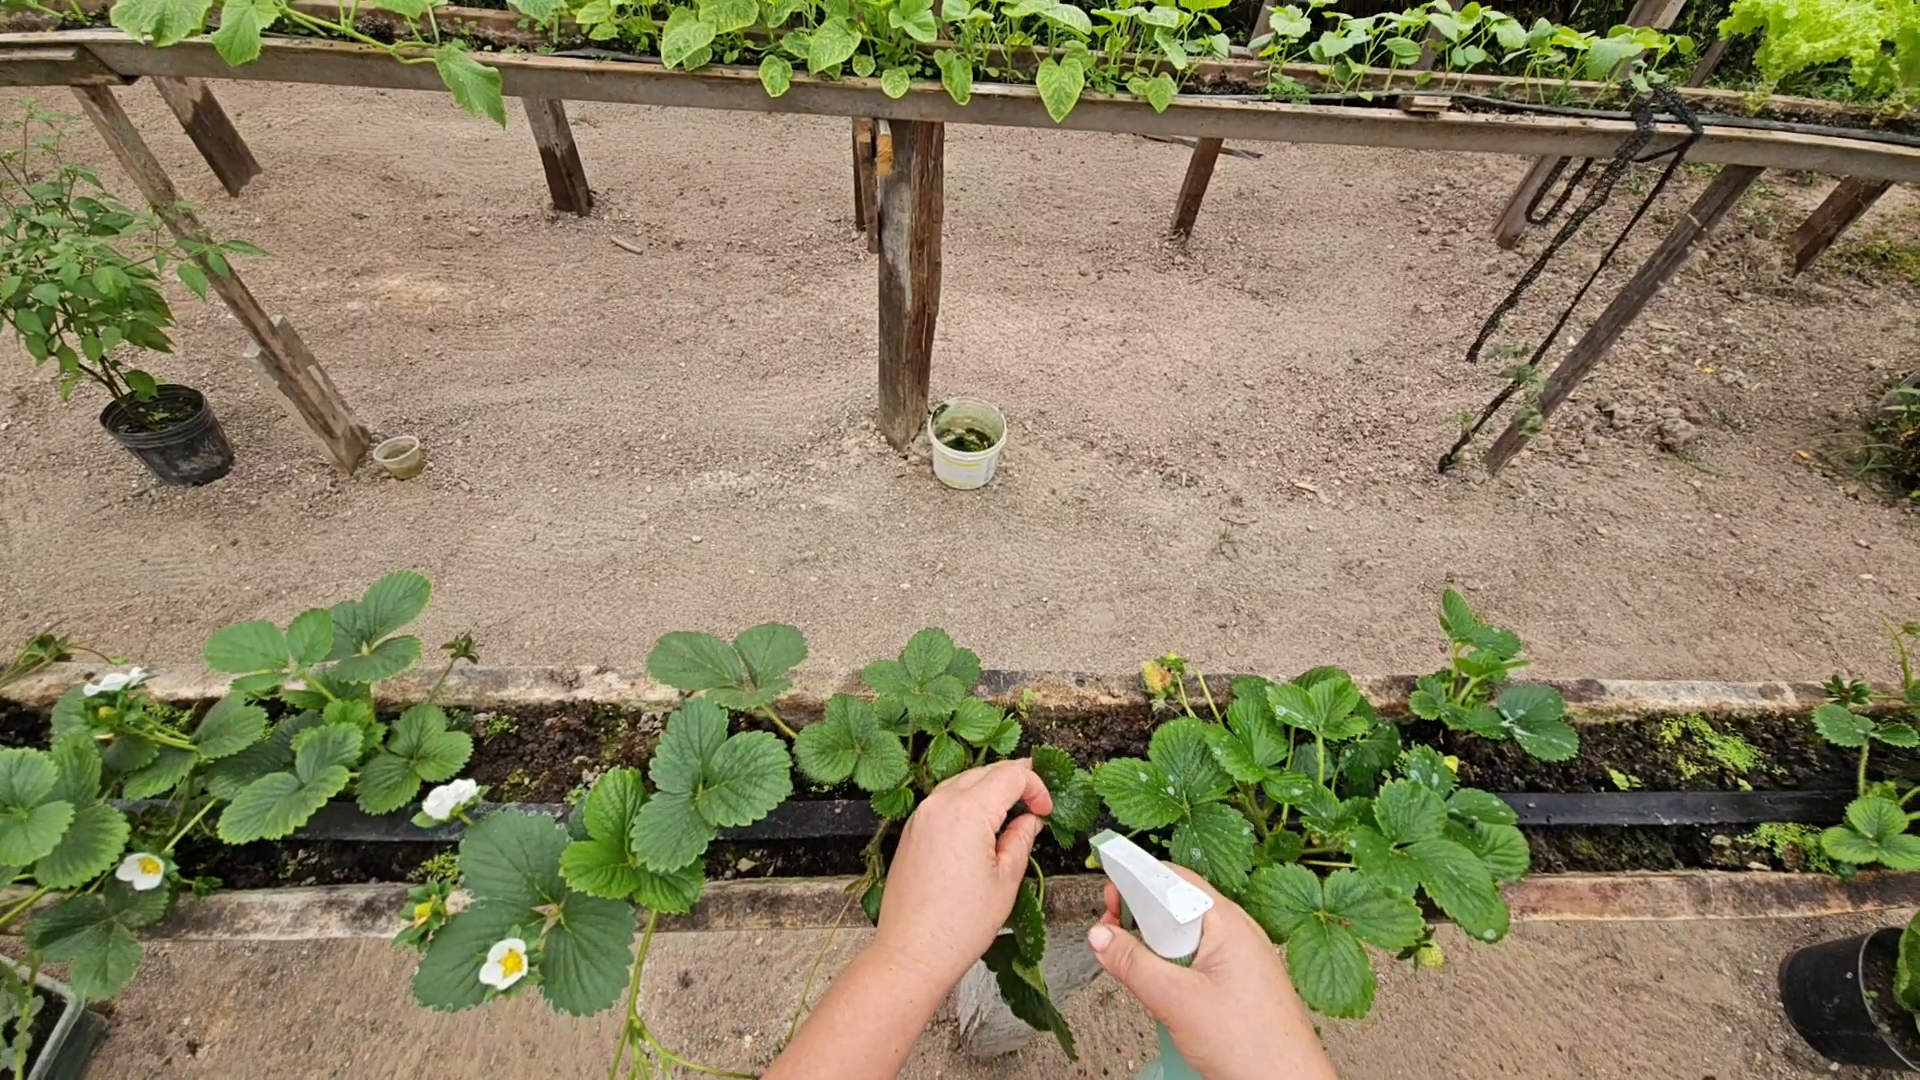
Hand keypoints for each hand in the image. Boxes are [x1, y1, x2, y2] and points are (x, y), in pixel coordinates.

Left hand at [872, 759, 1054, 990]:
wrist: (912, 952)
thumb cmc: (958, 925)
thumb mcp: (1005, 881)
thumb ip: (1021, 839)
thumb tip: (1030, 821)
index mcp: (968, 811)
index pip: (1011, 775)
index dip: (1036, 786)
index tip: (1045, 808)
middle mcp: (941, 803)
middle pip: (987, 771)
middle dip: (1015, 781)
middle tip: (1035, 802)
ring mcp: (923, 814)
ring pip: (964, 780)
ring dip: (991, 787)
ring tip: (1011, 811)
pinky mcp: (913, 828)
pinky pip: (945, 798)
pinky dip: (967, 800)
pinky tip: (981, 823)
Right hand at [1086, 865, 1338, 1079]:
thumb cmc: (1256, 1050)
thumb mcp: (1177, 1002)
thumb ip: (1132, 964)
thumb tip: (1100, 936)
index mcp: (1226, 920)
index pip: (1170, 879)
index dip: (1135, 882)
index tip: (1109, 898)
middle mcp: (1236, 930)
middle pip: (1175, 906)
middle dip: (1140, 918)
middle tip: (1115, 935)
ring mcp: (1241, 956)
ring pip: (1185, 935)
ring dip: (1157, 946)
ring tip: (1142, 970)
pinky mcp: (1241, 981)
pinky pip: (1198, 958)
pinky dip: (1175, 966)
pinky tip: (1168, 990)